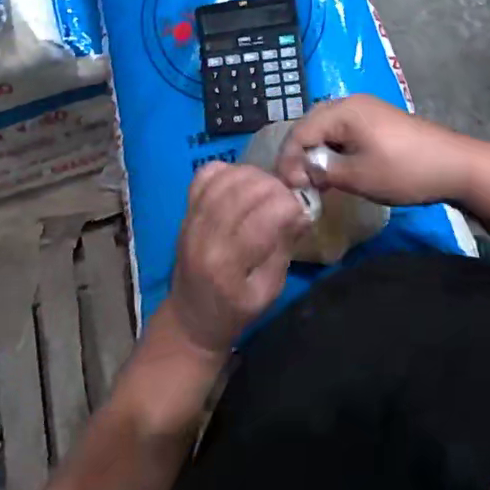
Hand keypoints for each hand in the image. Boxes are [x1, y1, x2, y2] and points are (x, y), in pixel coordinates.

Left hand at [165, 161, 309, 354]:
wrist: (190, 318)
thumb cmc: (234, 310)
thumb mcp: (268, 292)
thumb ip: (284, 250)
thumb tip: (303, 214)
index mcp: (228, 265)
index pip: (263, 218)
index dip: (289, 207)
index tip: (299, 213)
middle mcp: (206, 237)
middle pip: (245, 191)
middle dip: (275, 188)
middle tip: (286, 200)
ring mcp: (192, 221)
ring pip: (226, 178)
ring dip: (255, 176)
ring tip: (268, 190)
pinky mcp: (186, 212)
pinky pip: (205, 176)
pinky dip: (228, 171)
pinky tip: (243, 184)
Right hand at [275, 95, 486, 206]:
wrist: (454, 165)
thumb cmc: (403, 170)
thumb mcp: (357, 176)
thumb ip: (322, 170)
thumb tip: (300, 171)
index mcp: (343, 110)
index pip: (299, 132)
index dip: (288, 161)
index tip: (289, 190)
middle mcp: (351, 102)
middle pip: (310, 125)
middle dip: (299, 154)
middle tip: (297, 186)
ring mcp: (366, 109)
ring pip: (327, 128)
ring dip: (316, 153)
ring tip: (312, 181)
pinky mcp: (377, 121)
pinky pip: (343, 130)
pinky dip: (333, 149)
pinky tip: (333, 170)